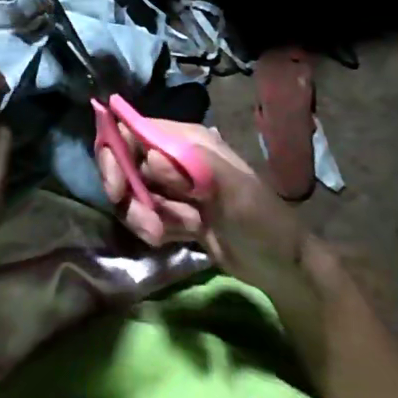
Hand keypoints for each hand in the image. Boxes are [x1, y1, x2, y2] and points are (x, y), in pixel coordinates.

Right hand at [96, 118, 314, 305]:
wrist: (281, 265)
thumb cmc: (262, 219)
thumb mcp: (234, 190)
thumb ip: (193, 167)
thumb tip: (149, 156)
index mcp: (188, 140)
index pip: (135, 131)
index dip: (116, 151)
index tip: (116, 188)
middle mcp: (175, 157)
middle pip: (127, 163)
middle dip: (128, 194)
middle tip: (147, 223)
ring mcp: (174, 187)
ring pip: (134, 193)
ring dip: (141, 216)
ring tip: (163, 236)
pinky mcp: (175, 213)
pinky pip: (146, 215)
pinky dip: (152, 228)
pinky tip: (173, 239)